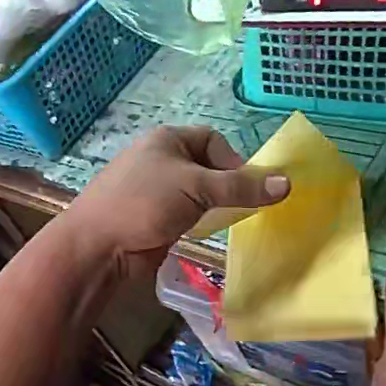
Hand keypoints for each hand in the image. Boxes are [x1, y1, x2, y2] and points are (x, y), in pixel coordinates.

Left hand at [59, 126, 289, 279]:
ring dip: (214, 206)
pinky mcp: (154, 218)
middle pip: (208, 167)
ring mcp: (156, 191)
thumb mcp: (197, 188)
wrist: (98, 245)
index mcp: (167, 140)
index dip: (234, 161)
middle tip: (240, 208)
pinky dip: (199, 221)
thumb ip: (241, 187)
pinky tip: (204, 233)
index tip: (246, 188)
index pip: (213, 141)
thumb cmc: (144, 203)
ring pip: (198, 193)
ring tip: (226, 221)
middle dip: (226, 186)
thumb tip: (287, 183)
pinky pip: (186, 214)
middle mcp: (162, 160)